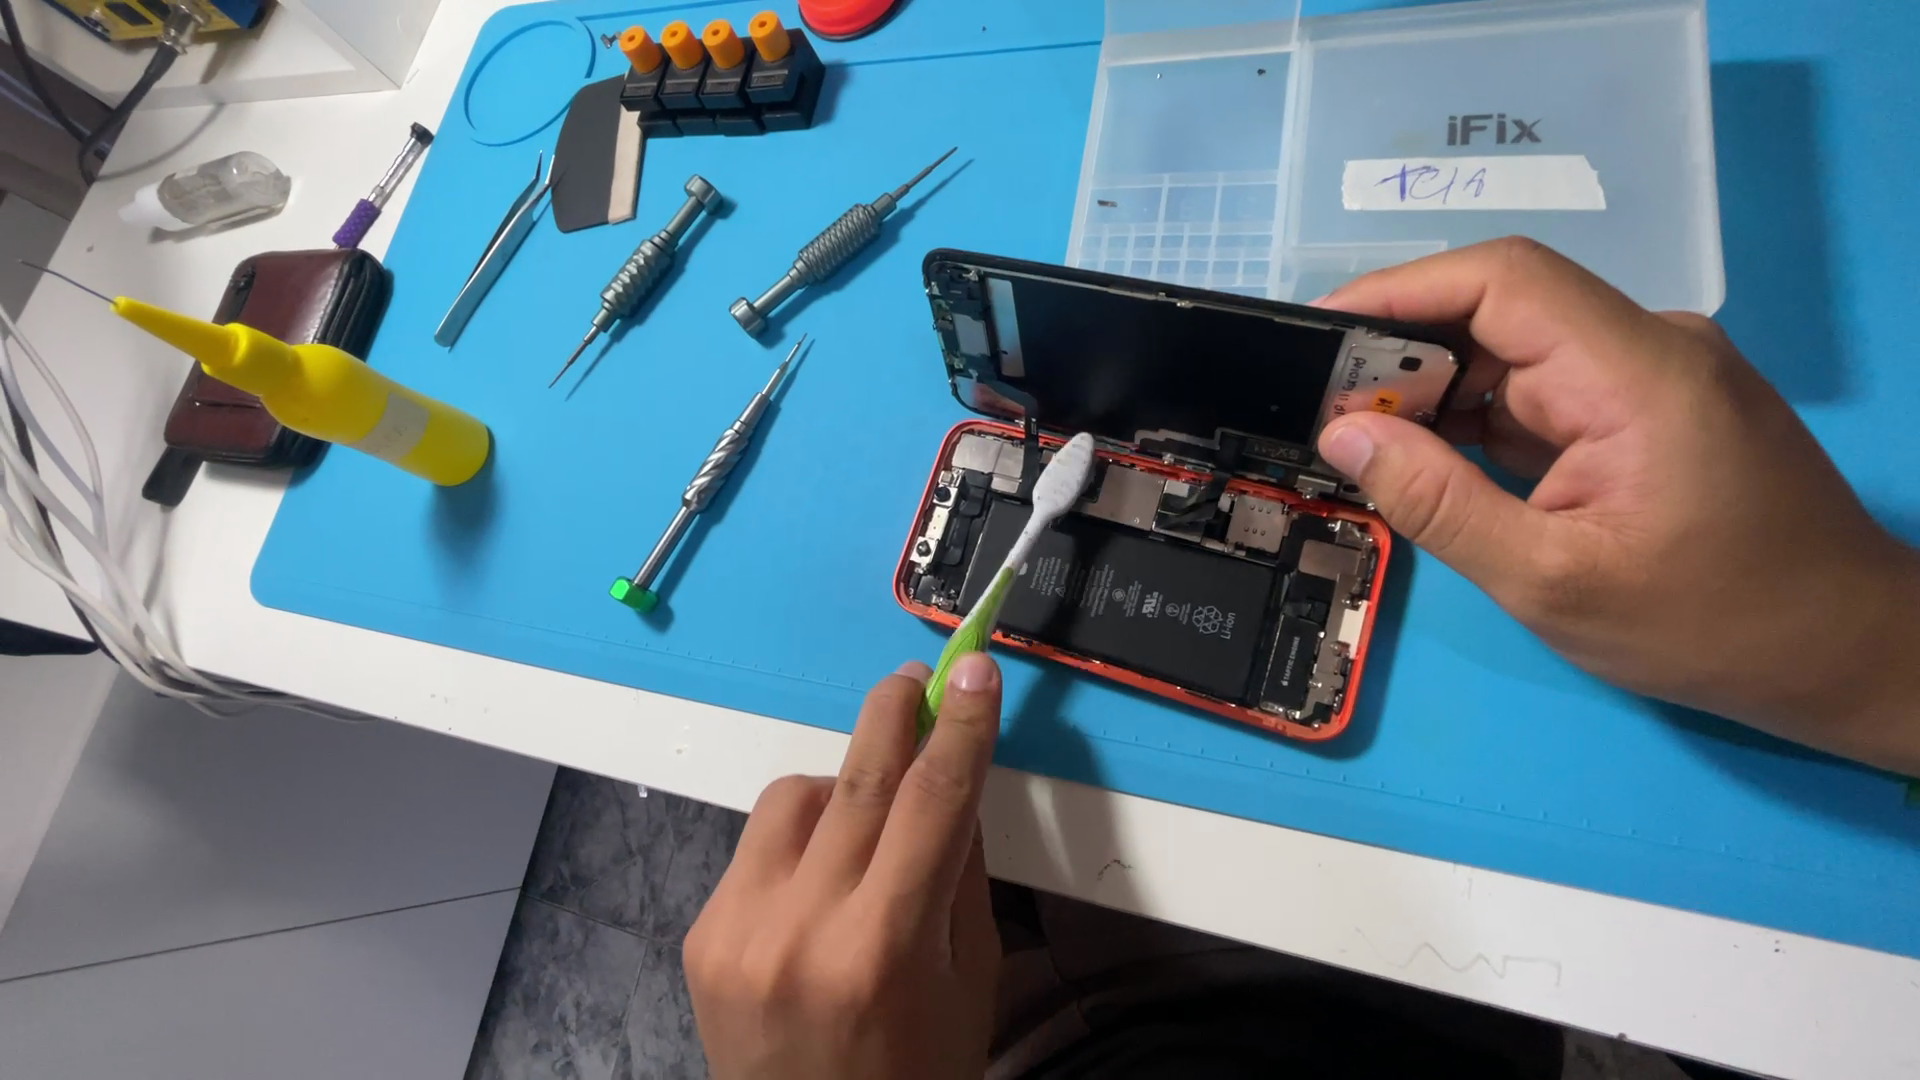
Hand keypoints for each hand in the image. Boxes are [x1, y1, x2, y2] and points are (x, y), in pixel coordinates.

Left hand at [685, 654, 1002, 1078]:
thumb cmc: (918, 1067)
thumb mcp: (970, 973)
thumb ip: (958, 866)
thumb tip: (949, 772)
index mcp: (886, 949)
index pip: (935, 803)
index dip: (962, 726)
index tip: (977, 670)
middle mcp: (804, 929)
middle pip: (859, 777)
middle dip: (895, 709)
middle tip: (917, 676)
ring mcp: (741, 927)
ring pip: (801, 794)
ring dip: (846, 784)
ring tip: (869, 819)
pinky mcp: (704, 929)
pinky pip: (764, 837)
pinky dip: (804, 831)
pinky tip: (819, 873)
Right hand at [1315, 238, 1919, 772]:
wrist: (1841, 654)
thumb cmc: (1709, 623)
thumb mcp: (1548, 578)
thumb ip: (1436, 502)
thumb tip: (1341, 433)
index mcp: (1633, 374)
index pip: (1502, 282)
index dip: (1399, 290)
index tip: (1318, 329)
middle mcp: (1637, 351)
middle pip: (1492, 313)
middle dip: (1394, 352)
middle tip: (1319, 411)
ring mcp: (1631, 379)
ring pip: (1497, 354)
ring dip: (1419, 391)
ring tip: (1352, 438)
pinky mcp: (1620, 412)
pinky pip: (1517, 393)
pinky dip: (1454, 419)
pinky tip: (1412, 455)